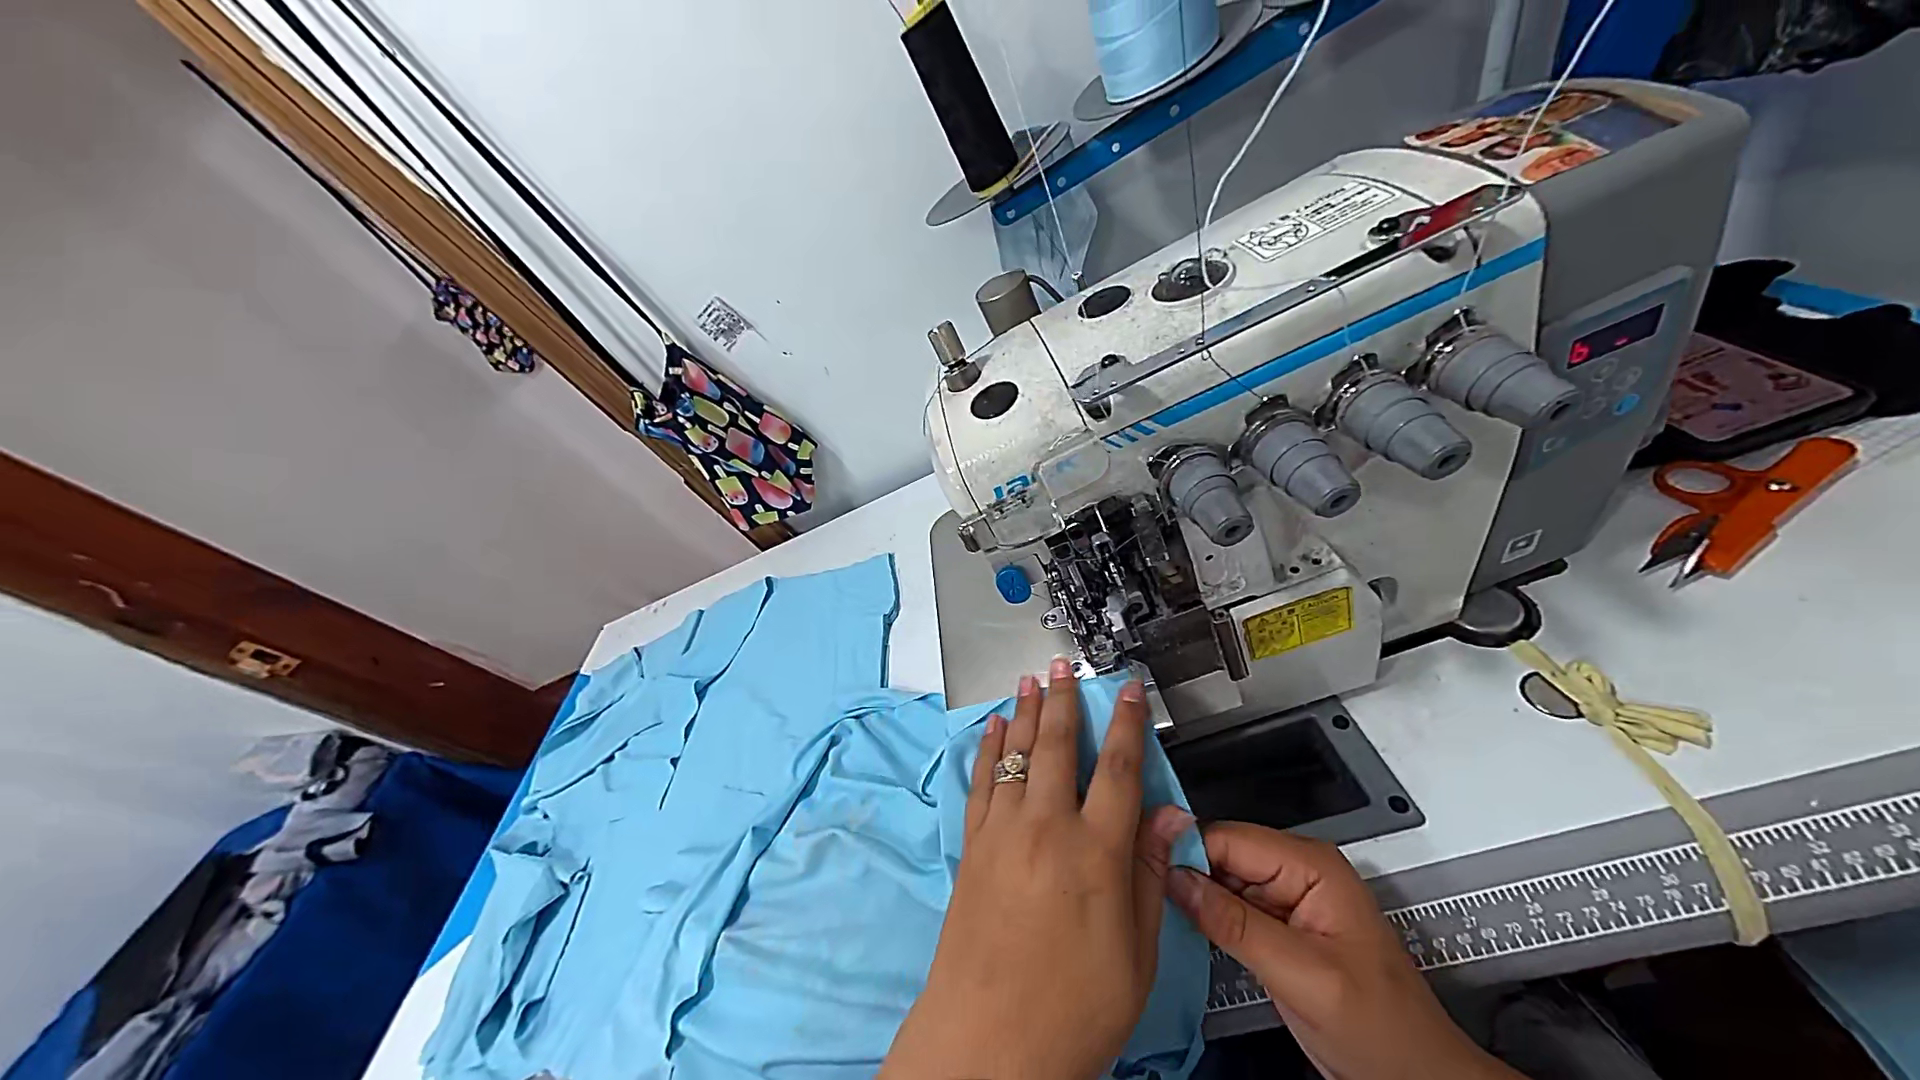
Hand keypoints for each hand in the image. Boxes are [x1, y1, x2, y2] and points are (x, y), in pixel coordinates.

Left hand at [881, 660, 1194, 1079]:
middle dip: (1064, 698)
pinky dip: (987, 750)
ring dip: (1024, 712)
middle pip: (1058, 745)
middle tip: (1063, 664)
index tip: (1129, 691)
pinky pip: (981, 783)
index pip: (1119, 770)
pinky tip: (991, 729)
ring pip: (1016, 754)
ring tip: (1030, 680)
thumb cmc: (1071, 1008)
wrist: (987, 1042)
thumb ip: (1151, 876)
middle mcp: (1045, 830)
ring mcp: (1003, 834)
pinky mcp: (973, 848)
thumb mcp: (1136, 953)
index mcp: (1095, 854)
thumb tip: (1169, 819)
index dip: (1128, 724)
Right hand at [1168, 824, 1521, 1079]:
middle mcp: (1294, 868)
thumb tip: (1178, 880)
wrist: (1414, 1078)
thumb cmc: (1383, 1029)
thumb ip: (1237, 924)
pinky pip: (1225, 903)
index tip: (1147, 871)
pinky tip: (1185, 927)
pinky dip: (1204, 915)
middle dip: (1184, 873)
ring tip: (1161, 913)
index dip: (1184, 852)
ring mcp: (1282, 894)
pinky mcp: (1272, 920)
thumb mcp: (1305, 977)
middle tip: (1148, 897)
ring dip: (1191, 895)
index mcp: (1310, 864)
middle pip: (1217, 852)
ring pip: (1215, 876)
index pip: (1226, 837)